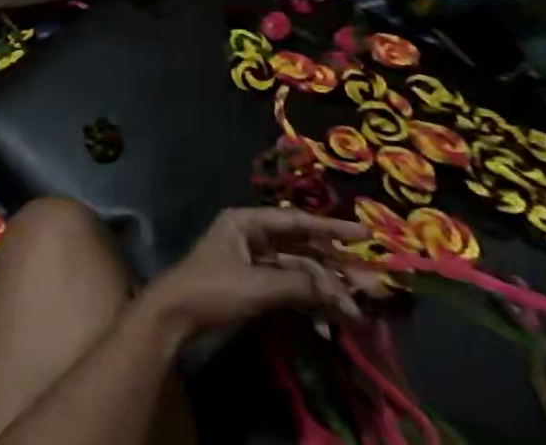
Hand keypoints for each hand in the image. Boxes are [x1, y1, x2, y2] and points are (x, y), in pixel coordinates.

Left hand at [136, 208, 371, 343]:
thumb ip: (301, 286)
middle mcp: (250, 235)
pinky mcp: (252, 284)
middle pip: (300, 246)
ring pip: (297, 270)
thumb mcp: (258, 285)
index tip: (367, 234)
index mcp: (245, 222)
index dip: (332, 228)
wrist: (175, 315)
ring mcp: (251, 260)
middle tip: (370, 284)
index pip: (296, 221)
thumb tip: (342, 294)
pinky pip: (288, 288)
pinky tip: (327, 324)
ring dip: (324, 290)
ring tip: (354, 312)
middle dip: (334, 266)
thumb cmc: (212, 289)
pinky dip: (308, 303)